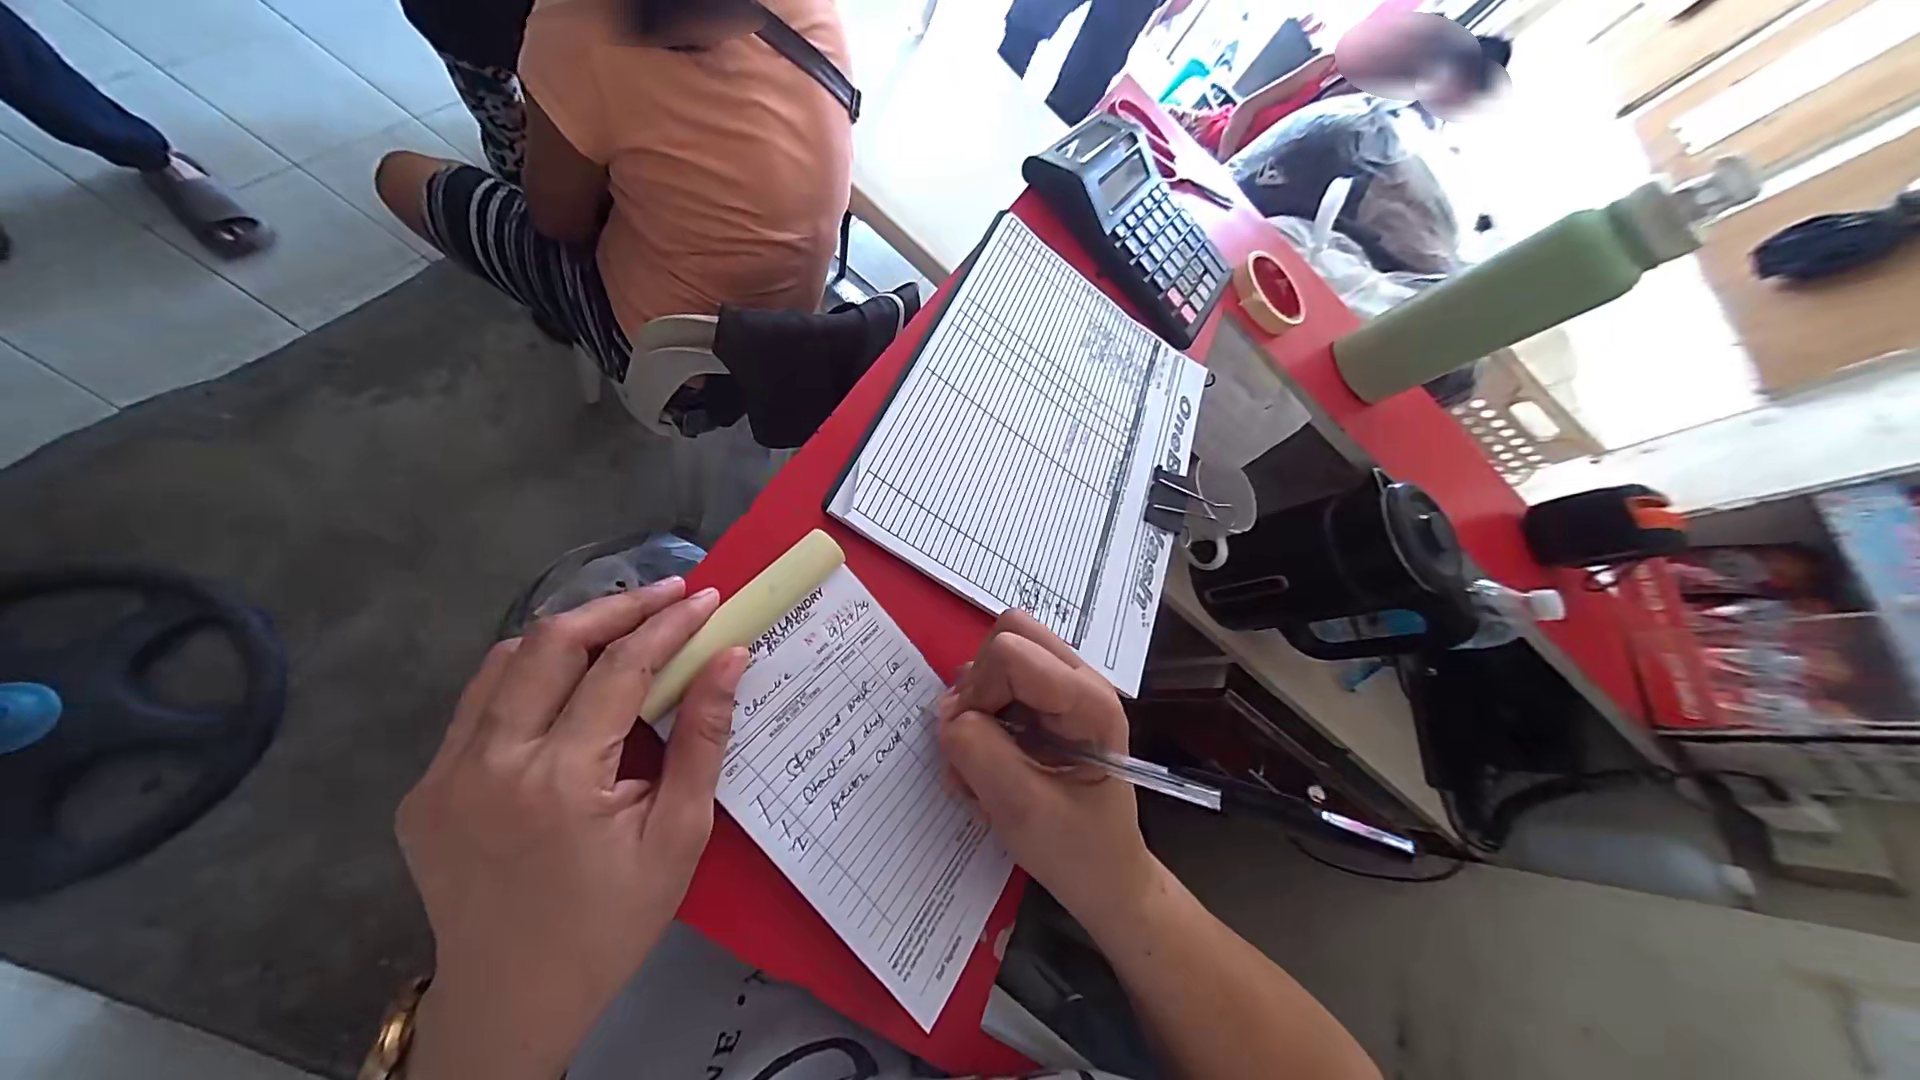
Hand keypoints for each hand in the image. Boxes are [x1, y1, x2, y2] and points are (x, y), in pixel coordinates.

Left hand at [395, 580, 746, 1079]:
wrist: (510, 1001)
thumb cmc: (611, 922)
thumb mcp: (678, 835)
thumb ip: (703, 739)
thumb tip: (729, 659)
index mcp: (558, 779)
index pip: (620, 669)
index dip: (668, 625)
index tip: (707, 598)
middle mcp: (487, 763)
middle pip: (550, 644)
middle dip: (616, 608)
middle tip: (668, 596)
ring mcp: (443, 774)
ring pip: (506, 661)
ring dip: (571, 632)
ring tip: (625, 625)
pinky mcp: (426, 788)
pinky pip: (481, 702)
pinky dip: (531, 671)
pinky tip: (570, 680)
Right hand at [936, 612, 1156, 927]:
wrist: (1103, 876)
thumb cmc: (1075, 850)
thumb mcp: (1021, 810)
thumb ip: (979, 752)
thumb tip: (949, 715)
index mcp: (1089, 701)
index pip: (1010, 651)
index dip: (978, 691)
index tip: (975, 743)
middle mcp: (1079, 680)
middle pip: (1008, 634)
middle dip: (977, 684)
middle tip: (975, 739)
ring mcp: (1061, 688)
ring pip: (998, 655)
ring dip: (975, 704)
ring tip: (981, 761)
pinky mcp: (1044, 702)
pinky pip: (997, 680)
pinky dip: (979, 714)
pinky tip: (987, 760)